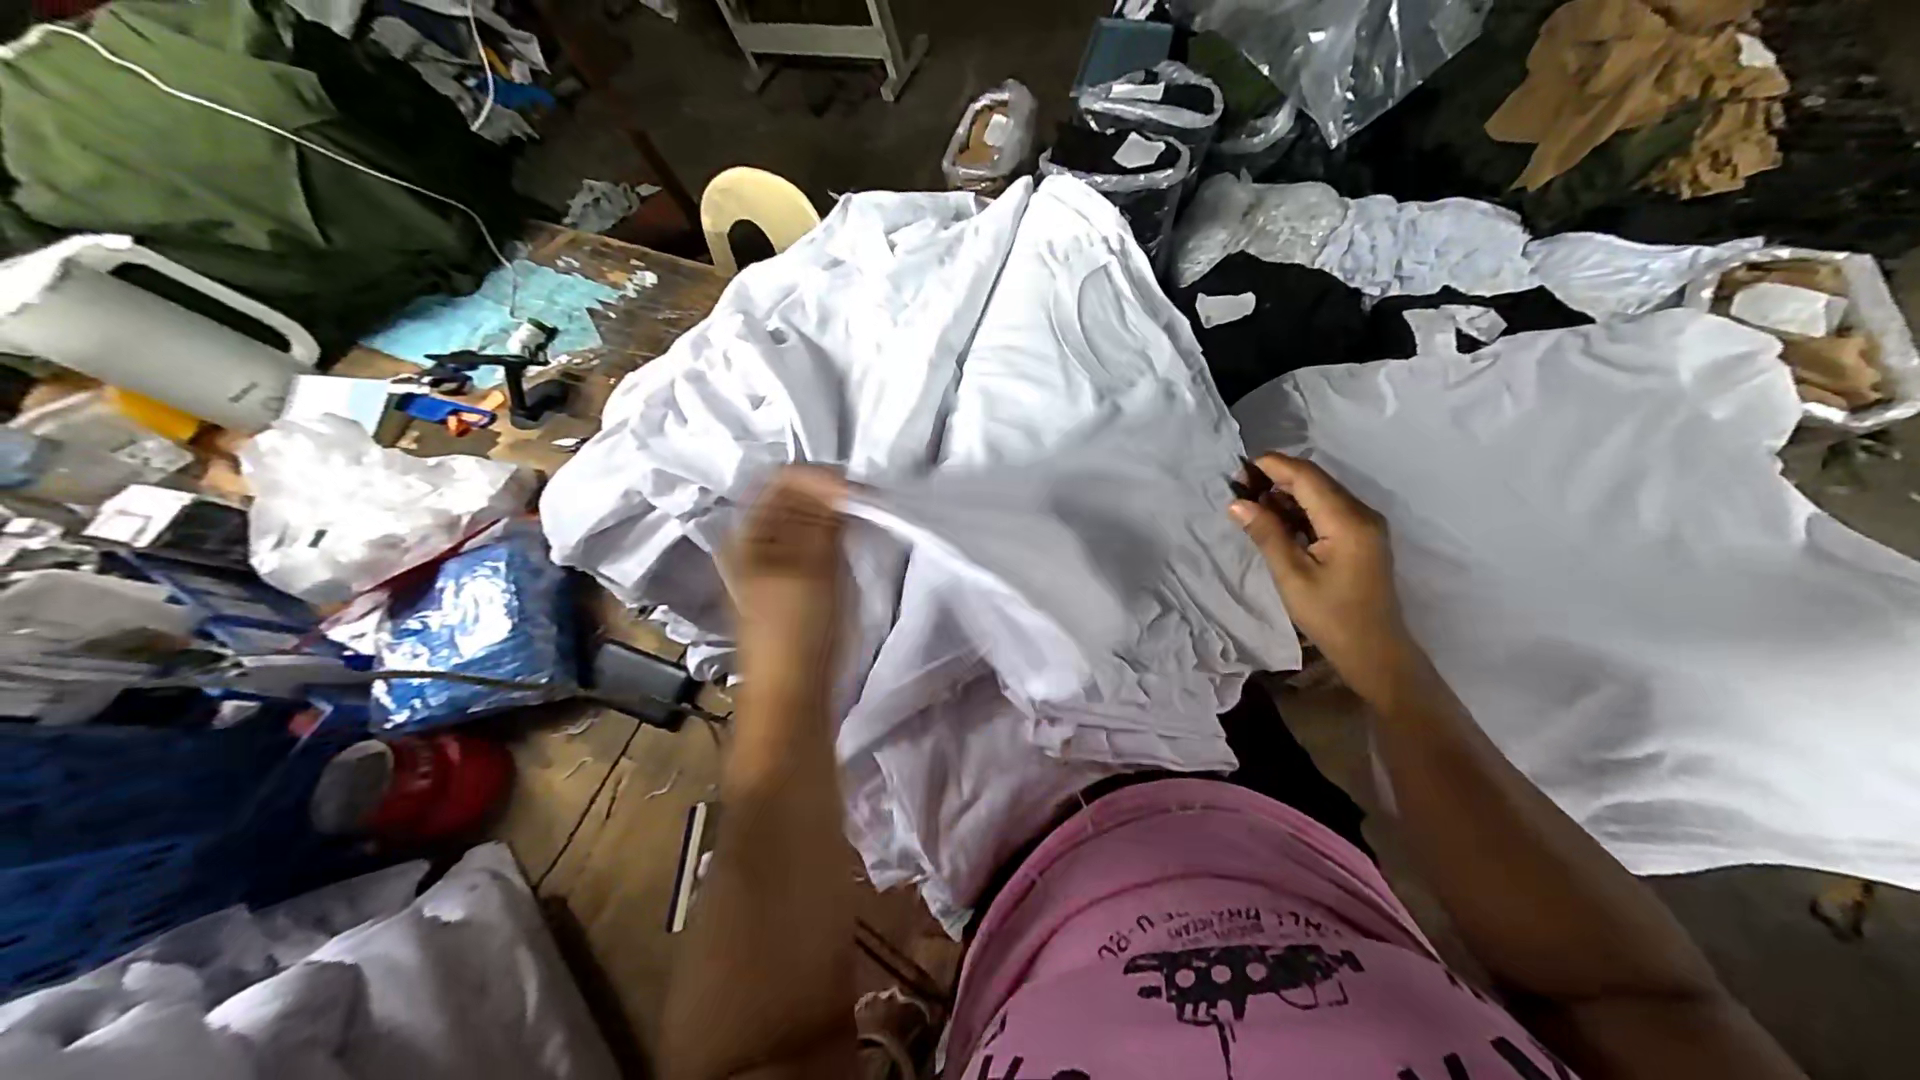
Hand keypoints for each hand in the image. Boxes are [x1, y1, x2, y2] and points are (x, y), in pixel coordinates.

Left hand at [724, 467, 847, 677]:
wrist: (795, 693)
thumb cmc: (796, 631)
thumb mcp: (810, 568)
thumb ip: (821, 519)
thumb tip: (835, 480)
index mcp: (750, 533)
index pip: (783, 480)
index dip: (820, 478)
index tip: (859, 493)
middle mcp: (760, 542)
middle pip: (797, 497)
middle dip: (832, 494)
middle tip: (870, 505)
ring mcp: (780, 562)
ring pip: (811, 520)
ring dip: (839, 515)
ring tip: (868, 522)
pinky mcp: (800, 580)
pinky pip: (819, 542)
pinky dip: (839, 536)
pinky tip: (856, 545)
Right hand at [1228, 453, 1413, 694]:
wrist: (1375, 651)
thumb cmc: (1331, 616)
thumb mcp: (1291, 576)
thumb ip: (1266, 533)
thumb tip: (1237, 502)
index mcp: (1348, 521)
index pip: (1307, 477)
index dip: (1272, 466)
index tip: (1238, 468)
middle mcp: (1362, 513)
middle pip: (1315, 480)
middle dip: (1276, 477)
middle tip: (1238, 487)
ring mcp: (1364, 524)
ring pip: (1320, 493)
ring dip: (1285, 493)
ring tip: (1249, 502)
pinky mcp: (1360, 536)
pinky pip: (1326, 510)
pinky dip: (1298, 508)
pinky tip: (1274, 518)